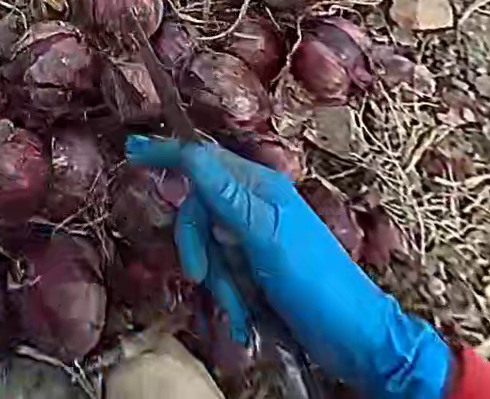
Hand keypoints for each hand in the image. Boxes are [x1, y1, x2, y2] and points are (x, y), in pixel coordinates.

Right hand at [128, 136, 455, 398]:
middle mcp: (252, 203)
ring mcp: (254, 235)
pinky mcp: (255, 266)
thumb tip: (190, 149)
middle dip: (198, 245)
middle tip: (199, 275)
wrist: (357, 341)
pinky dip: (227, 294)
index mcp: (257, 185)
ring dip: (217, 280)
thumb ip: (226, 194)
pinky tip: (244, 317)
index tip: (133, 151)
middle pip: (199, 209)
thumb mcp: (266, 237)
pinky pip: (222, 271)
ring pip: (208, 245)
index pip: (203, 158)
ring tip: (240, 308)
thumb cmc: (315, 281)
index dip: (168, 153)